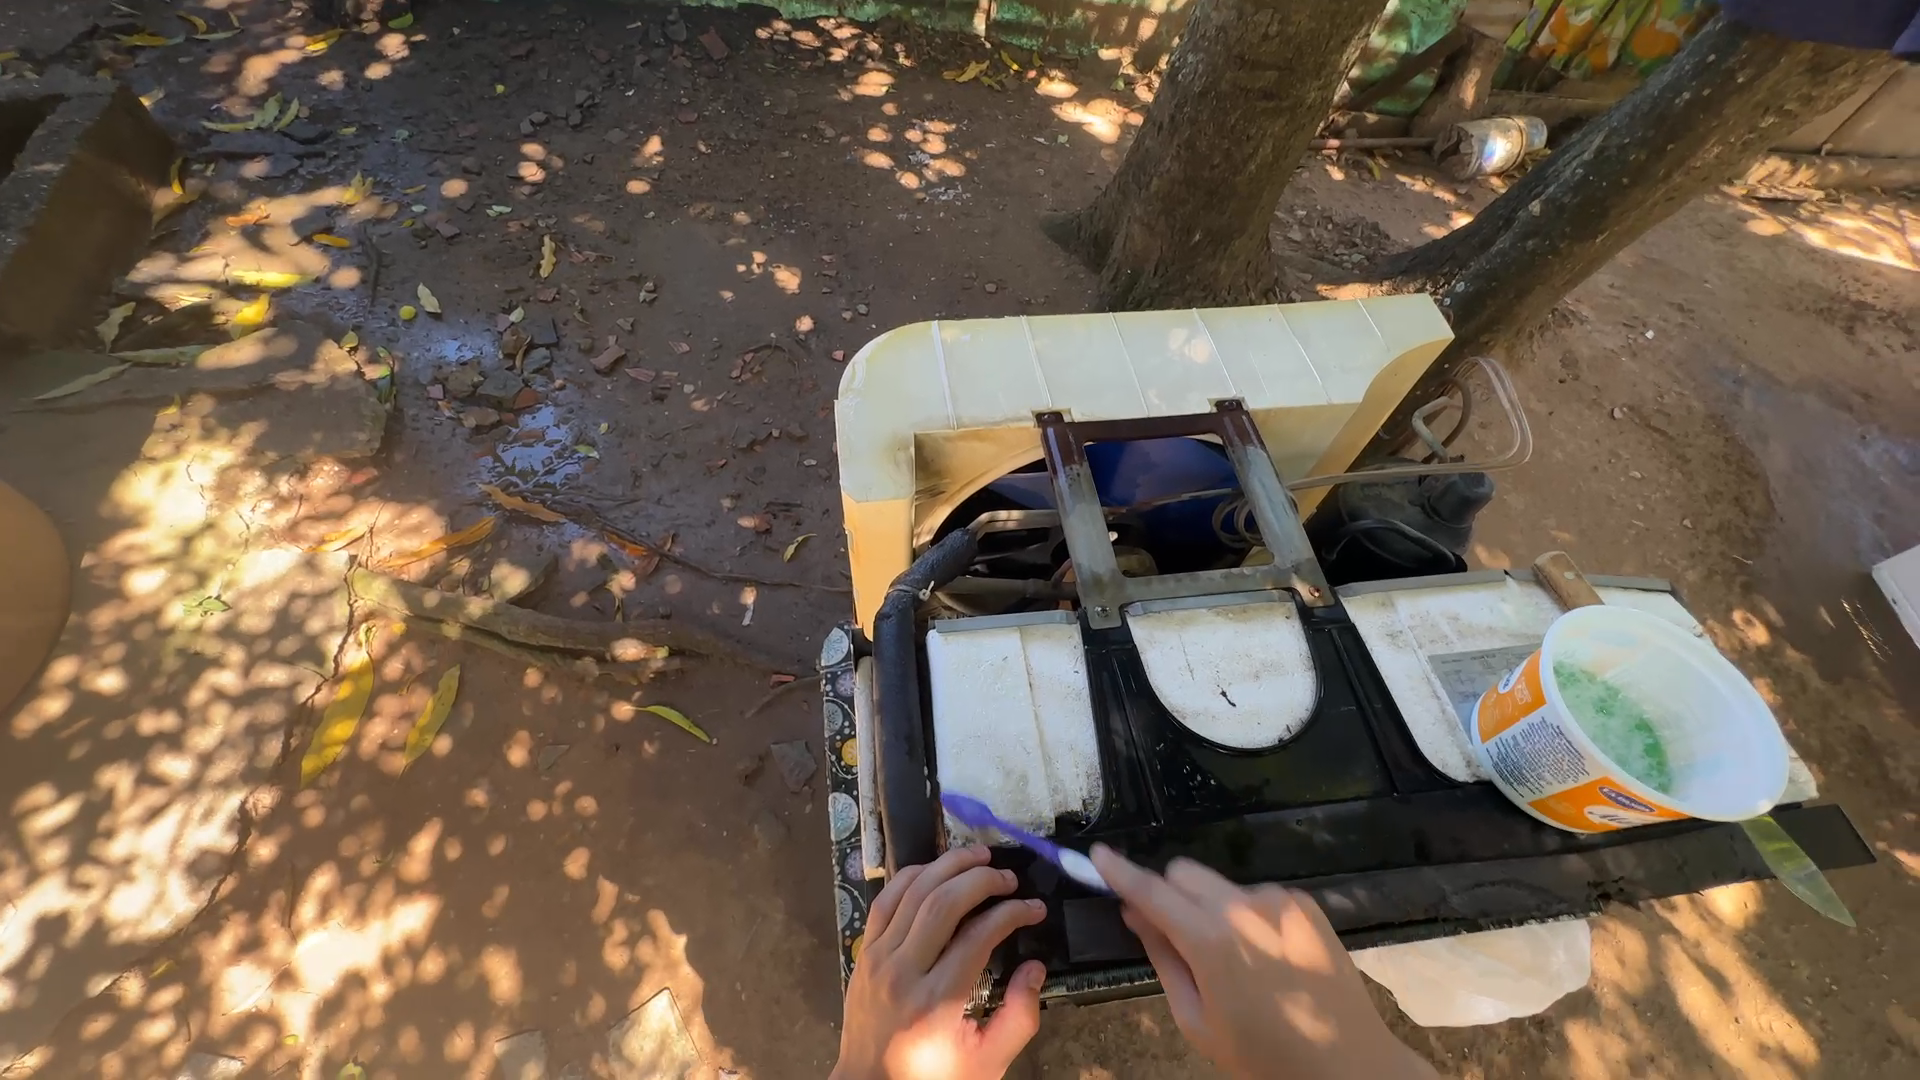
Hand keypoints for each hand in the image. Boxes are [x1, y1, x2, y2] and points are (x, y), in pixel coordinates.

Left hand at [833, 846, 1048, 1079]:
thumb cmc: (935, 1078)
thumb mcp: (987, 1064)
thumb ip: (1019, 1016)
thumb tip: (1035, 965)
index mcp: (937, 1003)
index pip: (978, 937)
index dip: (1012, 913)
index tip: (1034, 907)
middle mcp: (904, 972)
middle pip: (943, 903)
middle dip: (982, 880)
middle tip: (1009, 877)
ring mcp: (878, 957)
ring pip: (913, 891)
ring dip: (948, 865)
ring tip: (979, 857)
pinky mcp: (864, 950)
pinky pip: (885, 899)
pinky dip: (911, 875)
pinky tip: (935, 869)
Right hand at [1091, 846, 1436, 1079]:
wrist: (1354, 1069)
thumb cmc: (1265, 1059)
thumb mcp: (1198, 1022)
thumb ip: (1163, 958)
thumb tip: (1135, 914)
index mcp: (1210, 942)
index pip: (1151, 892)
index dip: (1120, 871)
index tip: (1097, 854)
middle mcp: (1242, 907)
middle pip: (1182, 872)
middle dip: (1167, 892)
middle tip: (1172, 931)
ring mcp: (1277, 900)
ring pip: (1217, 883)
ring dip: (1207, 904)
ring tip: (1232, 956)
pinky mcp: (1302, 901)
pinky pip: (1253, 893)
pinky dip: (1244, 913)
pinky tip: (1266, 954)